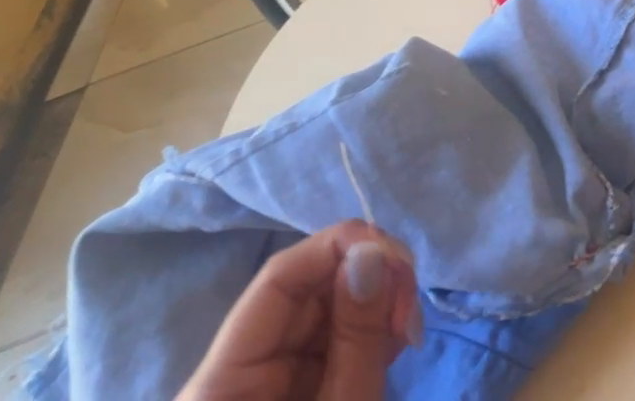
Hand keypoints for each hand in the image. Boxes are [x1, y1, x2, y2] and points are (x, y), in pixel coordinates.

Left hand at [177, 220, 423, 400]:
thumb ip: (357, 336)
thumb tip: (373, 250)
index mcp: (221, 380)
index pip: (278, 279)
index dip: (339, 249)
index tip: (398, 259)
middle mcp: (239, 371)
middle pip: (307, 294)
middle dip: (369, 283)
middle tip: (412, 306)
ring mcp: (268, 382)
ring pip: (327, 315)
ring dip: (377, 309)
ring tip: (408, 332)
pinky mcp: (297, 392)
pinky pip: (334, 344)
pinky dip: (371, 336)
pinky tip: (397, 341)